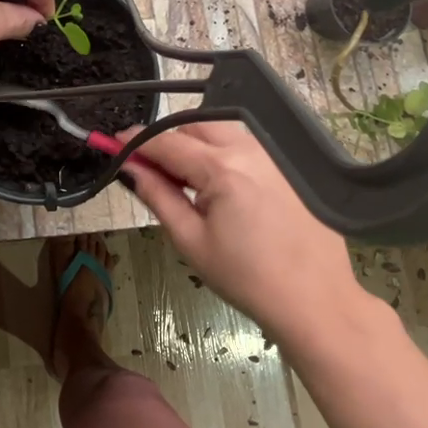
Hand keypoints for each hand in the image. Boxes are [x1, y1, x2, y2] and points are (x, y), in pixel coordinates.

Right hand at [121, 121, 372, 343]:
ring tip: (188, 182)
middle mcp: (248, 149)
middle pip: (194, 124)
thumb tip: (129, 167)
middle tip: (153, 170)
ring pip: (221, 131)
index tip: (111, 144)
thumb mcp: (190, 240)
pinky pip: (245, 145)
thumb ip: (157, 195)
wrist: (317, 302)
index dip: (135, 142)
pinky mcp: (288, 167)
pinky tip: (221, 188)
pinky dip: (222, 153)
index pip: (166, 142)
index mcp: (221, 169)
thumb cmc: (247, 278)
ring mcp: (273, 155)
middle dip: (168, 139)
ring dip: (196, 144)